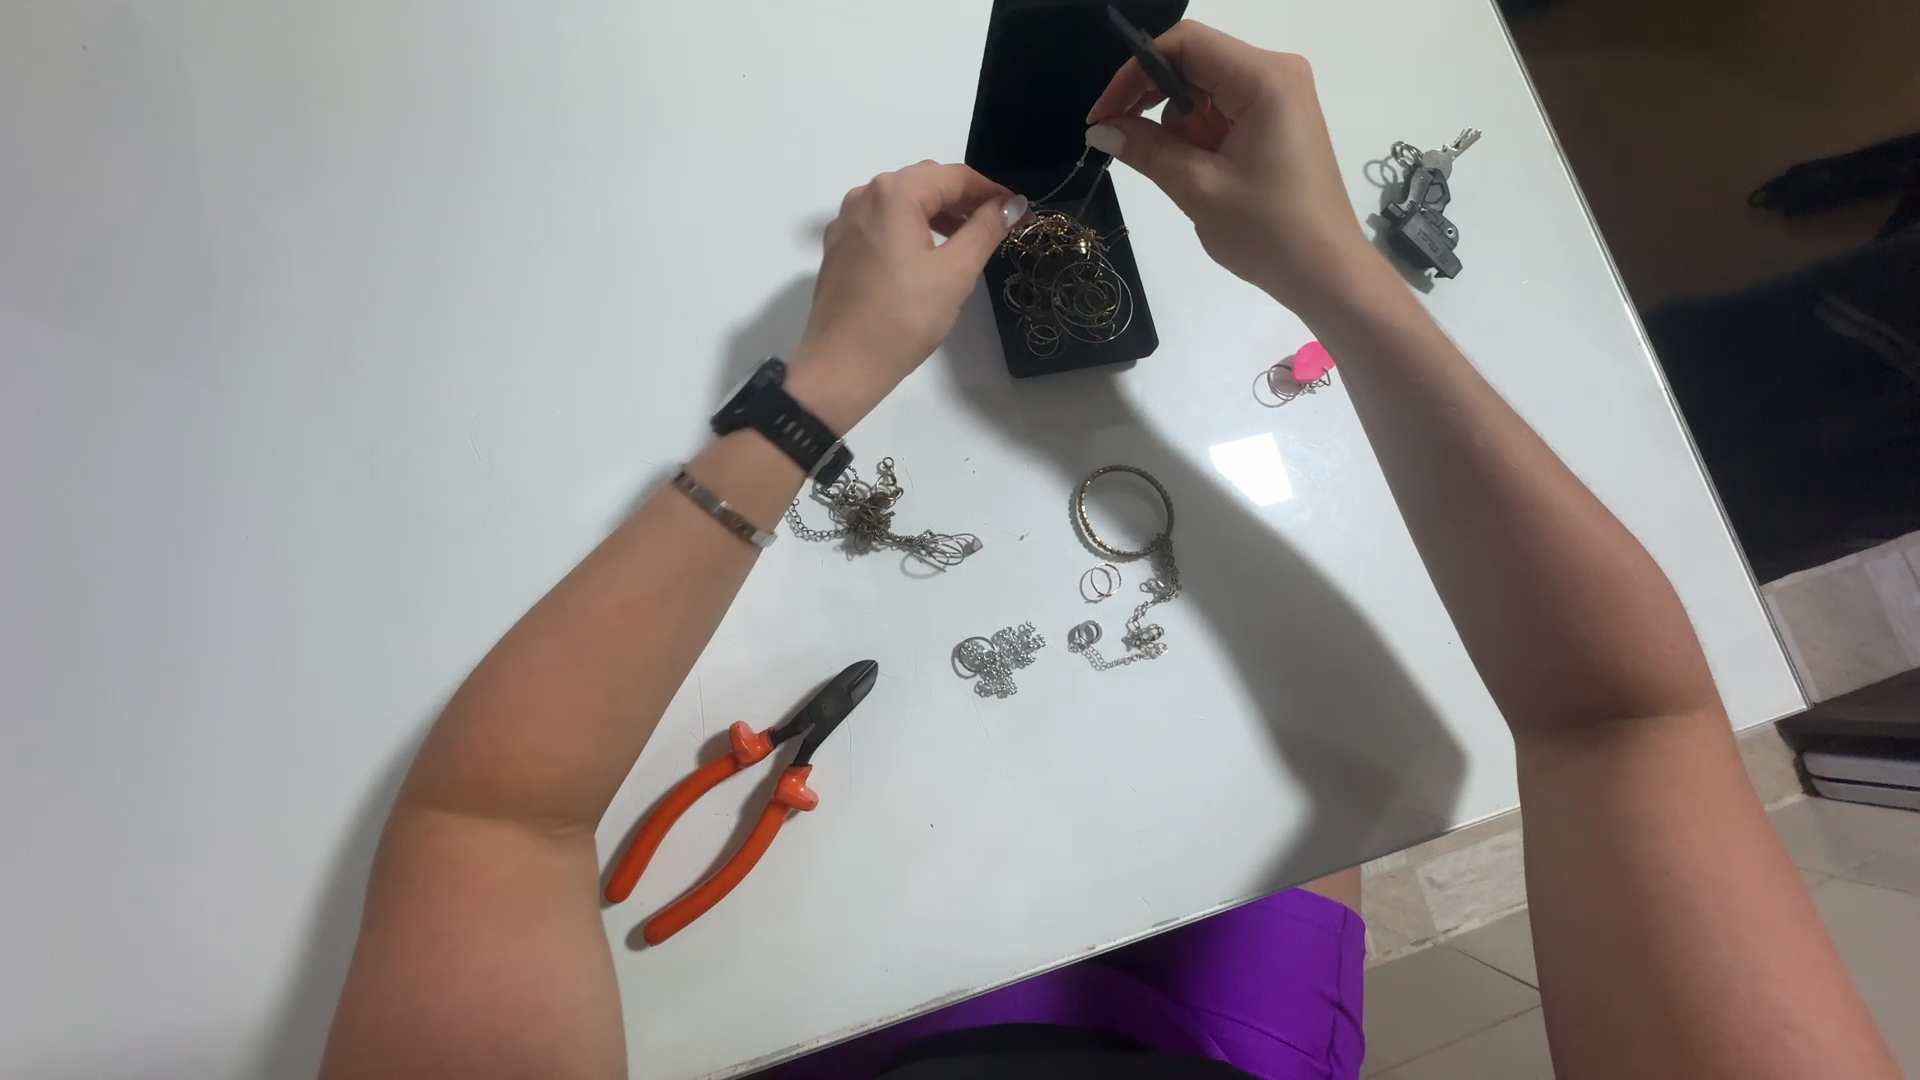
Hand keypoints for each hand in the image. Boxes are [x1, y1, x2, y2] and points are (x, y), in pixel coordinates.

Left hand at [786, 162, 1025, 430]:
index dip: (991, 191)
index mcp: (894, 193)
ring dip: (935, 215)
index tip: (1019, 211)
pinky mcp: (838, 250)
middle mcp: (865, 196)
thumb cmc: (905, 319)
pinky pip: (880, 226)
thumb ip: (985, 230)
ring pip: (900, 204)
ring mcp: (846, 223)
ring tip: (964, 242)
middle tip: (996, 225)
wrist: (844, 364)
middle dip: (962, 200)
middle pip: (924, 184)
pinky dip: (908, 231)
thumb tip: (1012, 204)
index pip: (954, 176)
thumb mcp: (956, 273)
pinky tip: (923, 258)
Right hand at [1085, 22, 1383, 318]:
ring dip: (1174, 126)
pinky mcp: (1275, 125)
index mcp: (1263, 78)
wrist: (1322, 271)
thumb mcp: (1198, 189)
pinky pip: (1222, 115)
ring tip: (1168, 170)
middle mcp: (1274, 75)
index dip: (1135, 72)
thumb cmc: (1266, 231)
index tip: (1102, 115)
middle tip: (1116, 139)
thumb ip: (1146, 151)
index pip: (1186, 45)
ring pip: (1205, 93)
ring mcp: (1278, 100)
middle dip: (1150, 99)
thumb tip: (1100, 130)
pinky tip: (1190, 171)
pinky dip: (1196, 138)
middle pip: (1195, 64)